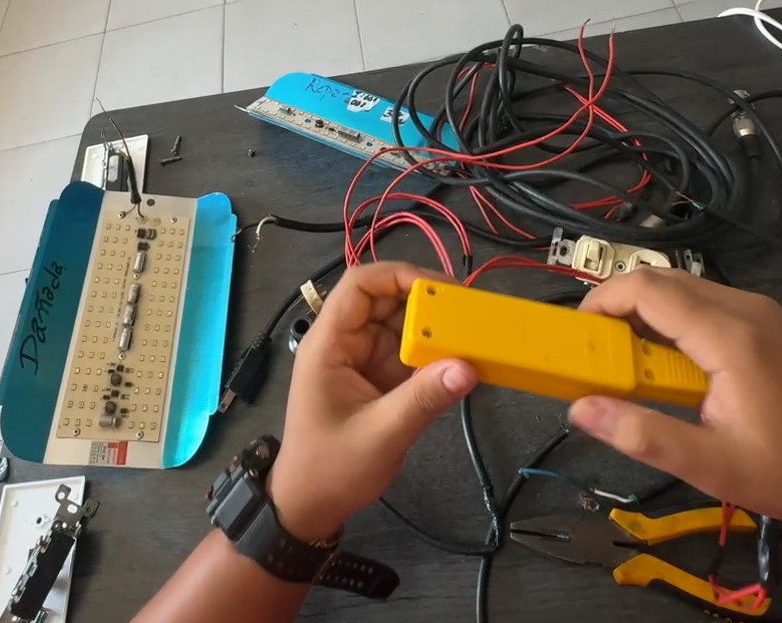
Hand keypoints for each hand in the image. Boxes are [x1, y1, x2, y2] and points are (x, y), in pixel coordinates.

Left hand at [268, 262, 477, 540]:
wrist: (310, 505)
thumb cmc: (331, 467)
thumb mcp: (380, 435)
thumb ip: (423, 399)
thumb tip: (468, 368)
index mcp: (329, 342)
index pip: (359, 285)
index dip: (397, 276)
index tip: (439, 289)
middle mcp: (345, 341)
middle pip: (384, 300)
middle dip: (424, 301)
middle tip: (467, 310)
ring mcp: (361, 357)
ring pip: (399, 324)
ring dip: (432, 327)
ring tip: (471, 332)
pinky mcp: (377, 376)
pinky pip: (407, 351)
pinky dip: (432, 352)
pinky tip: (459, 358)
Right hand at [566, 268, 781, 529]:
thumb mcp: (716, 468)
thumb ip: (644, 436)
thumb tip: (581, 410)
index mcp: (729, 336)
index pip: (647, 288)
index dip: (603, 300)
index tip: (580, 333)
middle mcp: (745, 308)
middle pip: (661, 279)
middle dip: (619, 303)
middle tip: (600, 347)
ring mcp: (763, 311)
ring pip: (684, 286)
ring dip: (647, 309)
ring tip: (633, 357)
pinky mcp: (773, 322)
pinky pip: (708, 301)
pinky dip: (676, 316)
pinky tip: (679, 361)